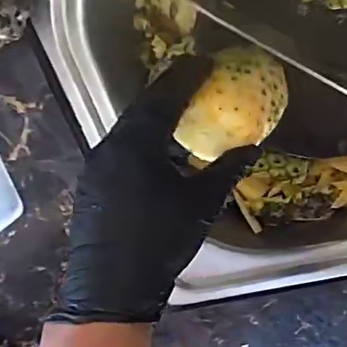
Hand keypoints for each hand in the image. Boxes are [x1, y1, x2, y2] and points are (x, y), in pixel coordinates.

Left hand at [51, 58, 258, 324]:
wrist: (110, 286)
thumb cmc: (161, 241)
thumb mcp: (202, 204)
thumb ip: (226, 170)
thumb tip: (251, 147)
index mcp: (138, 145)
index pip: (165, 98)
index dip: (187, 77)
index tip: (206, 61)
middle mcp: (112, 147)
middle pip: (142, 107)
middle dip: (170, 89)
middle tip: (195, 76)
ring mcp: (98, 165)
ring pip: (130, 126)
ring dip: (157, 112)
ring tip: (183, 106)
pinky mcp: (95, 182)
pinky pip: (123, 144)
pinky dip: (146, 134)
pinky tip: (163, 145)